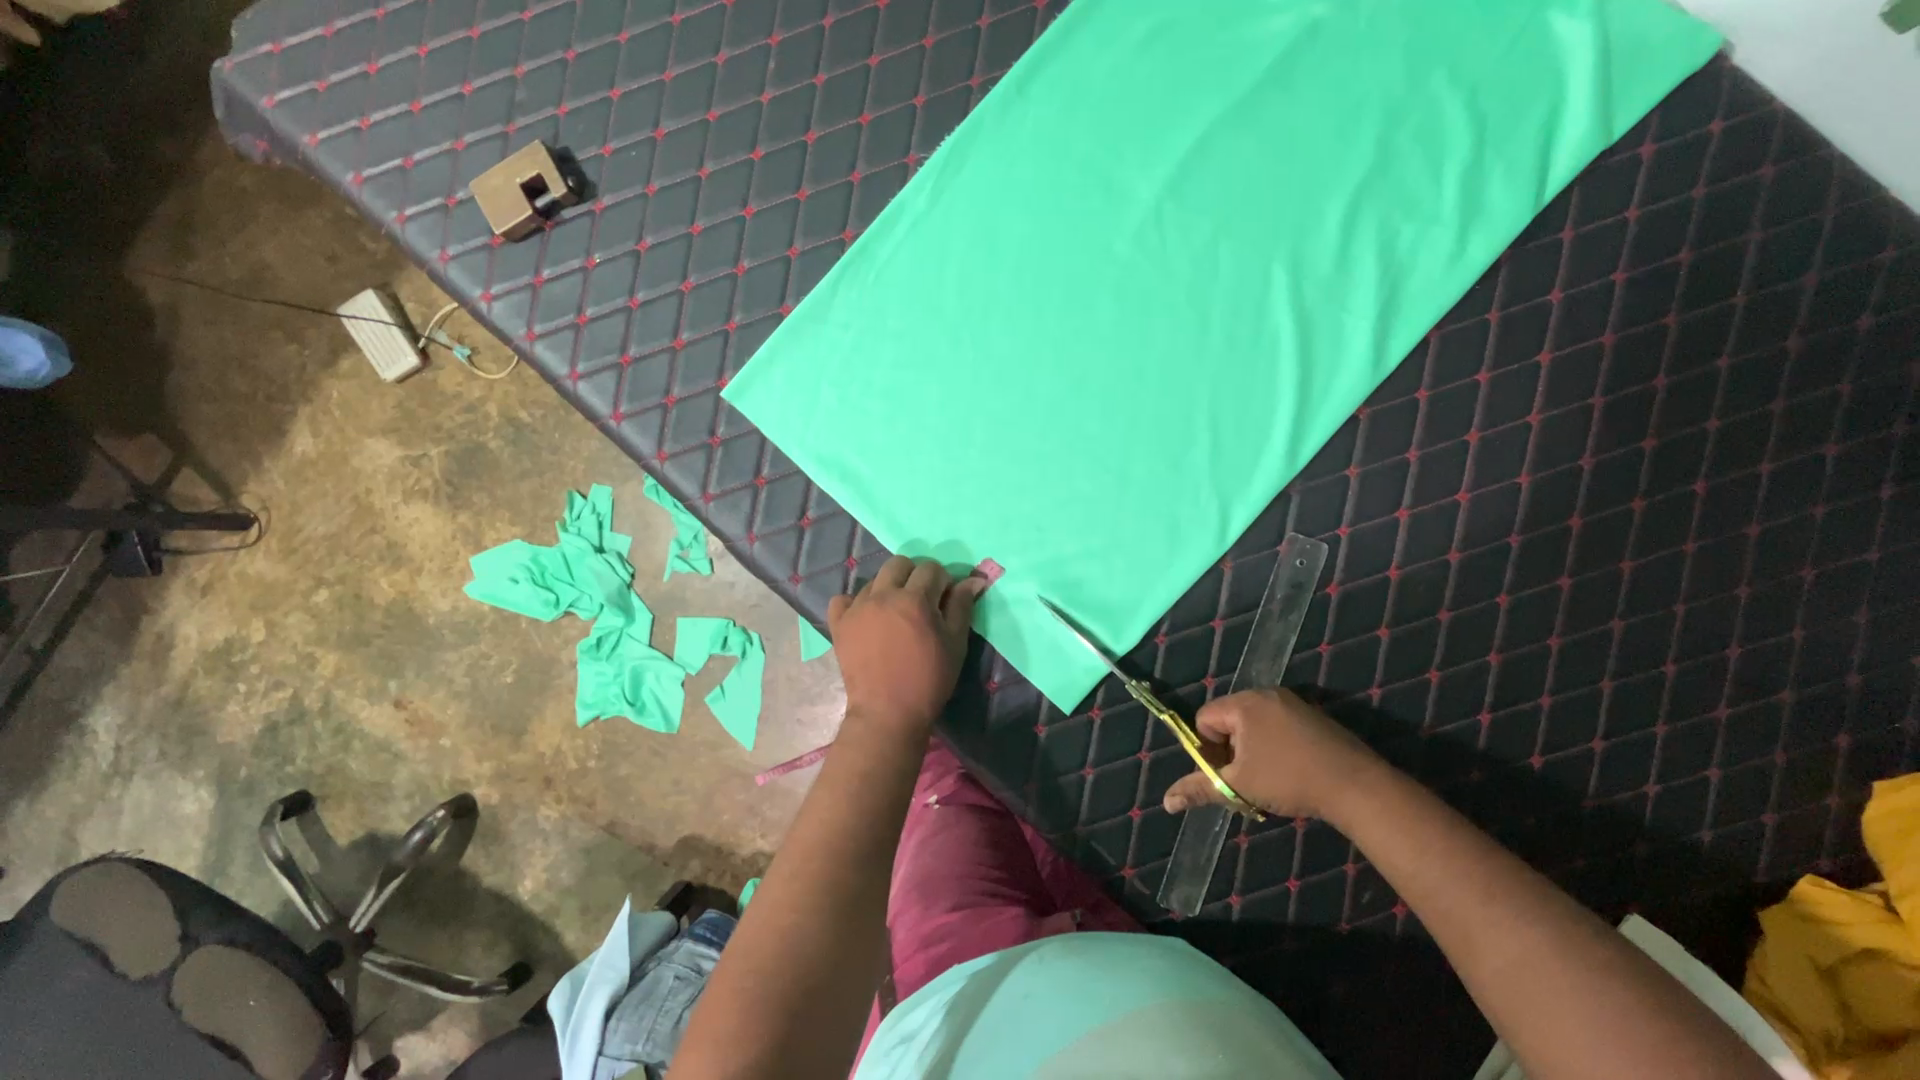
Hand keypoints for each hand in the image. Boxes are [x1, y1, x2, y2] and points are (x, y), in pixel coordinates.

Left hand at [828, 556, 984, 732]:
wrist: (888, 712)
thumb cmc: (929, 680)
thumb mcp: (955, 644)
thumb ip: (962, 607)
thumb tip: (973, 579)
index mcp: (915, 599)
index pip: (931, 568)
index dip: (942, 581)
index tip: (944, 600)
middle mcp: (883, 595)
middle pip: (899, 564)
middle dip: (913, 576)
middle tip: (920, 602)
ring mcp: (857, 608)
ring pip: (873, 580)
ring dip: (887, 589)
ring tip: (894, 615)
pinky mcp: (839, 624)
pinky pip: (843, 599)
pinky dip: (854, 604)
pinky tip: (865, 619)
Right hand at [1161, 688, 1385, 821]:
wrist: (1356, 785)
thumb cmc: (1289, 779)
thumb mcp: (1239, 787)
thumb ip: (1200, 788)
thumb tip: (1166, 802)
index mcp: (1244, 704)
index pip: (1205, 719)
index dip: (1208, 750)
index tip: (1227, 774)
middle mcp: (1267, 694)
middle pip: (1230, 721)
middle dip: (1231, 752)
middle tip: (1247, 780)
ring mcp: (1294, 703)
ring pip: (1255, 726)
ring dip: (1253, 752)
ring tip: (1269, 780)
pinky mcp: (1315, 716)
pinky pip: (1279, 727)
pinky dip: (1276, 747)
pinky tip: (1292, 772)